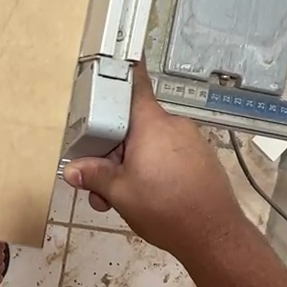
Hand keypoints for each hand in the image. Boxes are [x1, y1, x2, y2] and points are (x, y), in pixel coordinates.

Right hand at [62, 65, 249, 258]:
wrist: (214, 236)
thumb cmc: (165, 208)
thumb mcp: (119, 193)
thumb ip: (94, 176)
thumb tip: (72, 171)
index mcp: (151, 124)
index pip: (136, 83)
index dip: (124, 68)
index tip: (119, 50)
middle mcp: (173, 126)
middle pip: (134, 124)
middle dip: (112, 150)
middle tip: (99, 182)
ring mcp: (190, 142)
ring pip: (148, 144)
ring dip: (130, 165)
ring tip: (119, 199)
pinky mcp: (200, 159)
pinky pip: (166, 155)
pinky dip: (151, 170)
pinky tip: (144, 197)